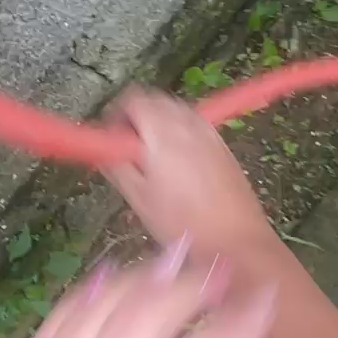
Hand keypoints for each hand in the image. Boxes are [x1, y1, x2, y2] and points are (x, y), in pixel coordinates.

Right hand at [102, 87, 276, 254]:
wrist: (234, 239)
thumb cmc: (181, 222)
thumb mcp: (138, 197)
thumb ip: (117, 165)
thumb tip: (103, 149)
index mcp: (161, 131)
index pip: (132, 99)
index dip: (115, 114)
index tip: (110, 138)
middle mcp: (186, 122)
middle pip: (155, 99)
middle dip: (137, 116)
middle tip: (127, 148)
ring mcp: (208, 130)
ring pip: (175, 109)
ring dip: (159, 122)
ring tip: (151, 157)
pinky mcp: (222, 143)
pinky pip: (194, 123)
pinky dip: (179, 130)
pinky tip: (177, 162)